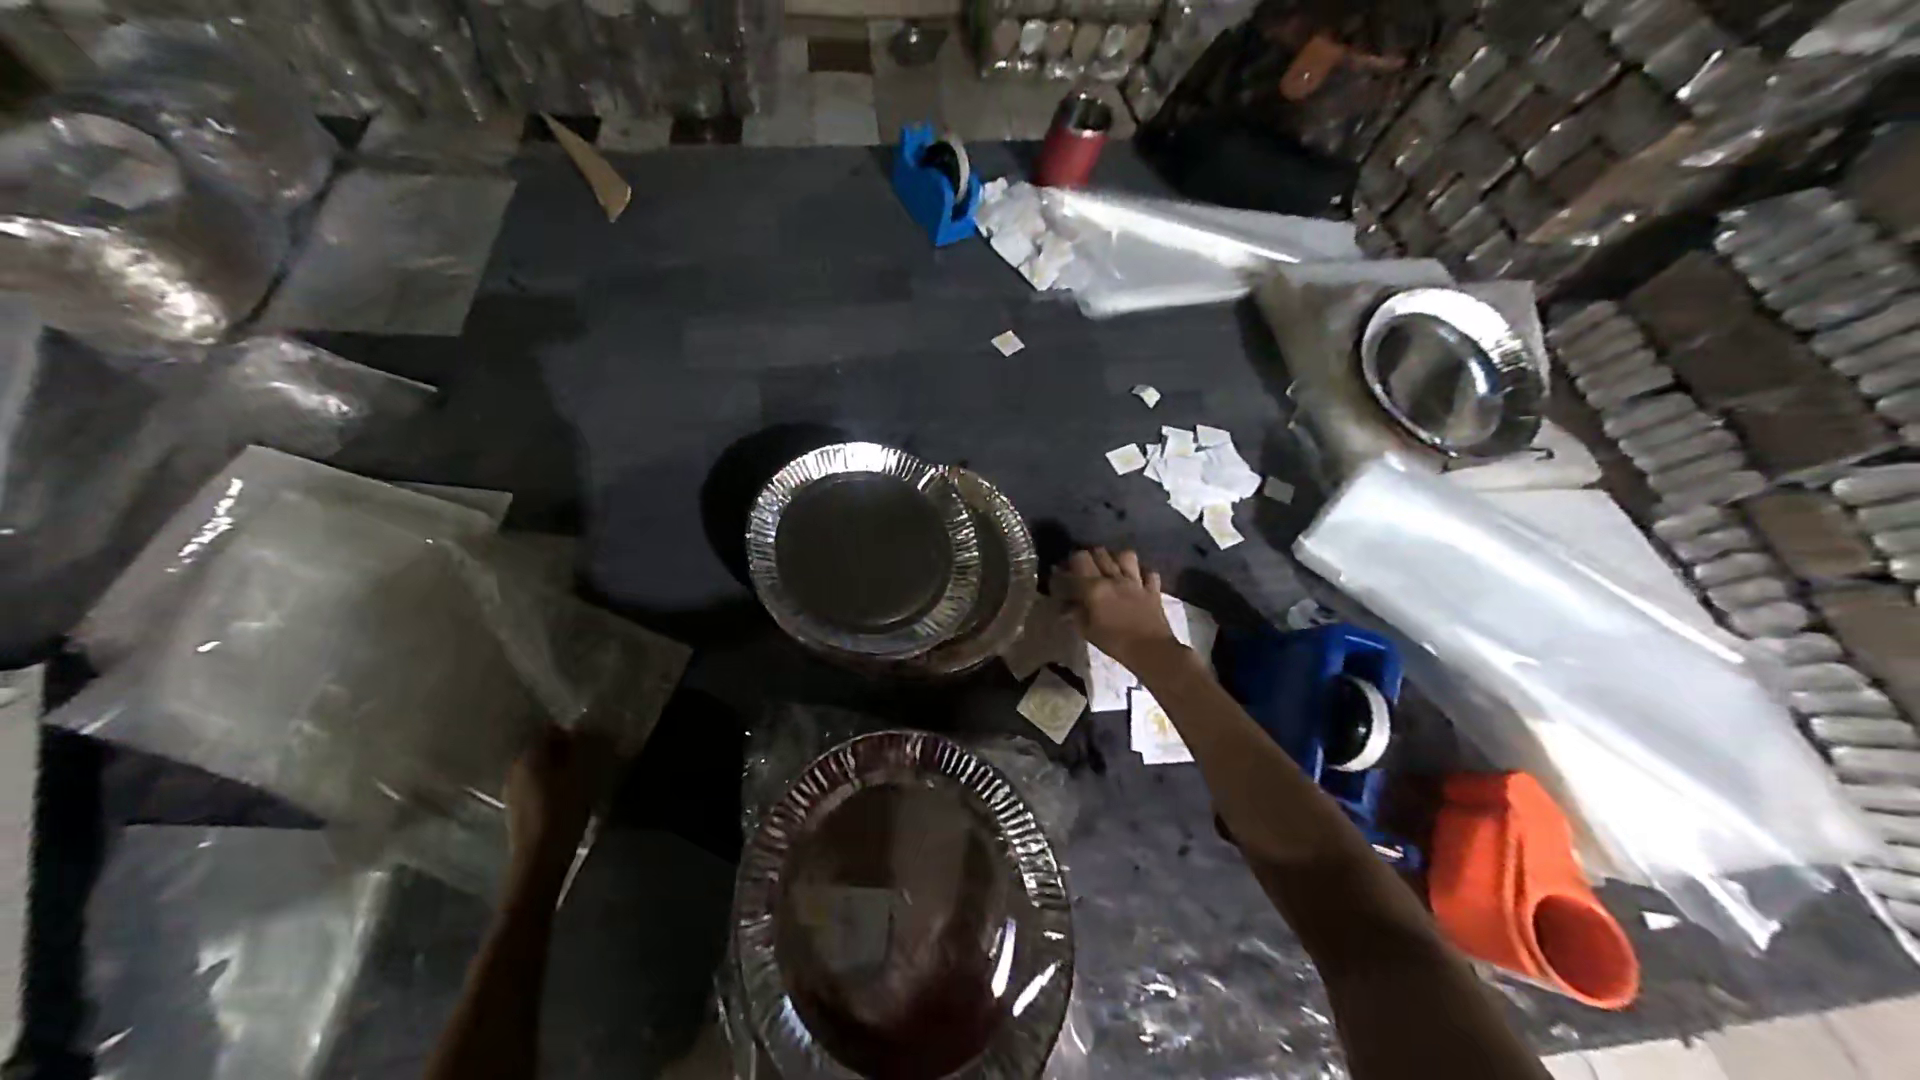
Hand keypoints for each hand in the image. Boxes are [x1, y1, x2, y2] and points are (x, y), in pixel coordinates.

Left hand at [504, 726, 600, 892]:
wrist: (539, 857)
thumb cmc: (563, 808)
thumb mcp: (582, 772)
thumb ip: (583, 746)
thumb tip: (582, 729)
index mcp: (528, 755)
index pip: (550, 730)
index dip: (573, 732)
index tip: (593, 741)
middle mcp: (515, 768)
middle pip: (543, 750)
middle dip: (567, 751)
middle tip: (591, 760)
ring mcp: (512, 790)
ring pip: (541, 769)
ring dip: (560, 770)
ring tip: (583, 780)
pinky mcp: (517, 809)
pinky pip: (537, 786)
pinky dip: (553, 786)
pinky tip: (568, 798)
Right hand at [1056, 547, 1180, 670]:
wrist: (1151, 650)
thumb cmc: (1115, 642)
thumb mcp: (1088, 631)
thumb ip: (1075, 614)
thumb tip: (1065, 607)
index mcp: (1095, 587)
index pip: (1078, 561)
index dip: (1068, 563)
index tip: (1064, 573)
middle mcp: (1114, 578)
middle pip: (1100, 552)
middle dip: (1090, 556)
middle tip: (1084, 569)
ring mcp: (1136, 582)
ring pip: (1126, 555)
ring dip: (1117, 559)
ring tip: (1112, 569)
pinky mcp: (1152, 590)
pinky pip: (1149, 573)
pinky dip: (1143, 574)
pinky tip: (1138, 581)